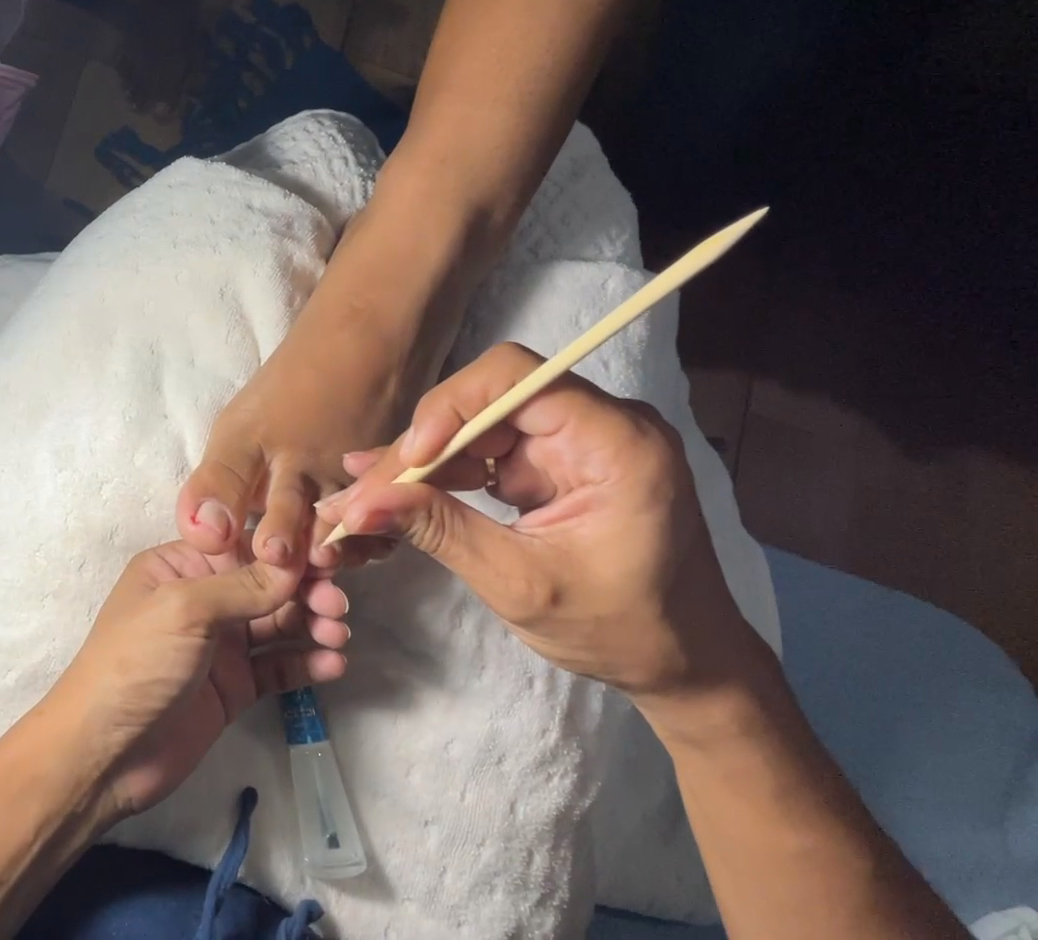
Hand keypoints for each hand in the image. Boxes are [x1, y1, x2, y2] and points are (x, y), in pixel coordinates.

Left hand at [46, 542, 348, 819]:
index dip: (287, 550)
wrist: (106, 754)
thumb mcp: (184, 610)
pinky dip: (306, 663)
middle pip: (267, 584)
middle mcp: (202, 599)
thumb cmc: (135, 663)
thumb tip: (296, 562)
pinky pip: (278, 666)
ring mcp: (219, 644)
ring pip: (279, 624)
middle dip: (306, 590)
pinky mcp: (234, 686)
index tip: (329, 557)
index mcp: (180, 566)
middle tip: (338, 605)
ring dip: (312, 625)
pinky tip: (332, 665)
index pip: (244, 545)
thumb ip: (243, 585)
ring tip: (338, 635)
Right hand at [177, 311, 413, 578]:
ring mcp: (324, 495)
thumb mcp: (245, 433)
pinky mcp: (369, 493)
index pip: (226, 542)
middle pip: (281, 548)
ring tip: (346, 554)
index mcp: (237, 484)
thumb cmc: (303, 383)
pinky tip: (382, 539)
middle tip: (312, 566)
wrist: (373, 338)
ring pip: (324, 543)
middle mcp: (276, 495)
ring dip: (335, 555)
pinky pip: (371, 530)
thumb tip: (200, 537)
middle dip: (295, 564)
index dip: (241, 562)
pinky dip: (376, 538)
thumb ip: (219, 483)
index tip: (265, 570)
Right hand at [314, 342, 758, 699]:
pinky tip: (392, 492)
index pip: (515, 378)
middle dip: (420, 446)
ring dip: (418, 464)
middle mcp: (597, 425)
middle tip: (363, 491)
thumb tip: (361, 504)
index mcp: (615, 443)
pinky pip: (484, 453)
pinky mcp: (554, 464)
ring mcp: (574, 443)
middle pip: (485, 402)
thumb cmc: (619, 631)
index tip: (410, 459)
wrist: (682, 665)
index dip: (451, 406)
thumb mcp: (521, 585)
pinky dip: (440, 476)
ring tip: (362, 497)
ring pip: (475, 428)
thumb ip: (442, 531)